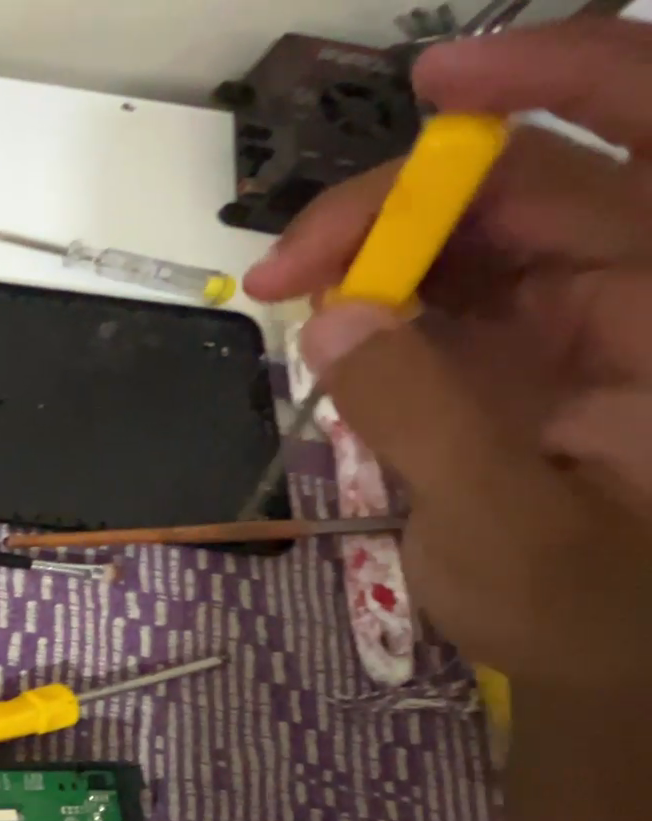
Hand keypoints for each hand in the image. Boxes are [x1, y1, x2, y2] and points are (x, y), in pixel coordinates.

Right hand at [243, 19, 651, 687]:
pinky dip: (370, 294)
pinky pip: (439, 290)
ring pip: (467, 234)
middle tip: (280, 271)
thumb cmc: (588, 612)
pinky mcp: (517, 350)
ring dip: (367, 249)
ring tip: (283, 295)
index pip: (651, 144)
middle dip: (391, 206)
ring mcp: (577, 318)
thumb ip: (423, 418)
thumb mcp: (505, 525)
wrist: (607, 666)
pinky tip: (321, 324)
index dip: (562, 79)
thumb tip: (330, 320)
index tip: (433, 80)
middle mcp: (641, 291)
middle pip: (524, 185)